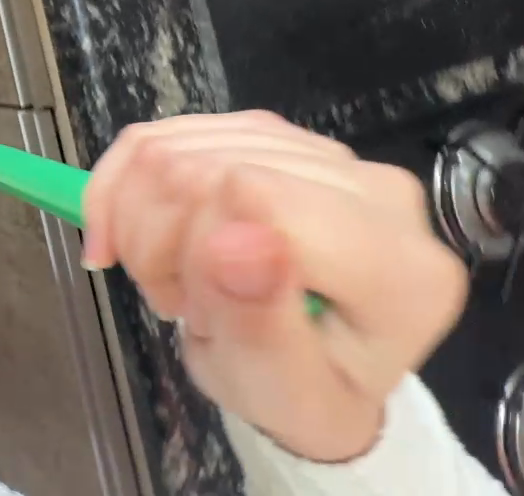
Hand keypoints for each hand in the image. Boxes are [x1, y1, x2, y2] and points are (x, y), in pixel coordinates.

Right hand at [80, 112, 467, 462]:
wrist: (305, 366)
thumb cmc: (298, 392)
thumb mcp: (279, 390)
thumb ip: (262, 325)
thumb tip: (234, 242)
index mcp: (397, 264)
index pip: (257, 197)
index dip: (189, 243)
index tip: (174, 305)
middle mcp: (374, 190)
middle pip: (207, 167)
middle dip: (152, 234)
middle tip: (167, 295)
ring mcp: (322, 152)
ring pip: (178, 145)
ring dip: (136, 210)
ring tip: (160, 268)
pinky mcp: (273, 133)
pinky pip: (170, 131)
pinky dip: (126, 179)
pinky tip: (128, 222)